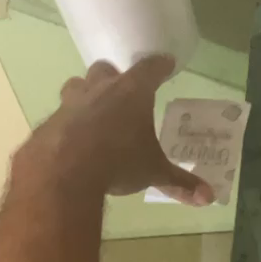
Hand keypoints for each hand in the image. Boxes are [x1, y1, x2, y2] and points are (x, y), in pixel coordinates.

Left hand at [9, 55, 213, 204]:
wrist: (65, 169)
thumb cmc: (119, 161)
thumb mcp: (154, 173)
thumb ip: (180, 183)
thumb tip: (208, 198)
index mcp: (132, 92)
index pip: (150, 68)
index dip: (160, 65)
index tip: (166, 63)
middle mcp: (101, 88)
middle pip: (107, 69)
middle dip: (115, 77)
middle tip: (122, 89)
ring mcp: (72, 101)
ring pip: (78, 86)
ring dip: (86, 93)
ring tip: (94, 110)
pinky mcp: (52, 120)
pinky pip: (62, 115)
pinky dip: (69, 122)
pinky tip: (72, 138)